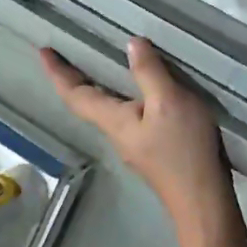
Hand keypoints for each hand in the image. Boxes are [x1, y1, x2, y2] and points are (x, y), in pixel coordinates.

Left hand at [41, 39, 233, 231]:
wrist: (203, 202)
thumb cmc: (183, 149)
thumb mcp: (168, 102)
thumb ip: (149, 72)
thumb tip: (130, 43)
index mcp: (114, 121)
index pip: (76, 95)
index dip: (58, 73)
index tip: (43, 52)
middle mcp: (117, 134)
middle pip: (86, 103)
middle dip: (73, 78)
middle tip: (64, 54)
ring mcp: (133, 145)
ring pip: (106, 110)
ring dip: (96, 87)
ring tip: (98, 65)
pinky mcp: (151, 151)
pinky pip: (126, 116)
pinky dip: (120, 96)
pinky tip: (138, 91)